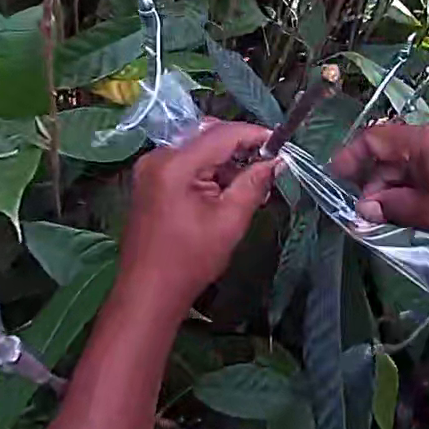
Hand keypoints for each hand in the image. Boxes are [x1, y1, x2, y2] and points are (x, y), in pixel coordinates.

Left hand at [120, 120, 280, 312]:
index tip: (281, 143)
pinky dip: (209, 169)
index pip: (223, 134)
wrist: (147, 294)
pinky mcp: (150, 180)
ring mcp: (151, 168)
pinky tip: (227, 189)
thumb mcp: (230, 221)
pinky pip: (187, 161)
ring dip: (226, 160)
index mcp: (175, 164)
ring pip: (199, 147)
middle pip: (209, 135)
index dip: (255, 135)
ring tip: (251, 183)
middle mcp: (159, 157)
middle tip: (267, 164)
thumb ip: (254, 183)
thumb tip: (277, 160)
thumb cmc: (189, 260)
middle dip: (241, 146)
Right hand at [330, 123, 428, 263]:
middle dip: (374, 181)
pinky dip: (419, 188)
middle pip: (394, 151)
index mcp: (426, 140)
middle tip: (365, 218)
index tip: (333, 181)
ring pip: (415, 163)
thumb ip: (395, 207)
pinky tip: (420, 213)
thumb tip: (364, 207)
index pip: (375, 138)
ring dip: (397, 188)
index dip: (350, 158)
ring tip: (390, 220)